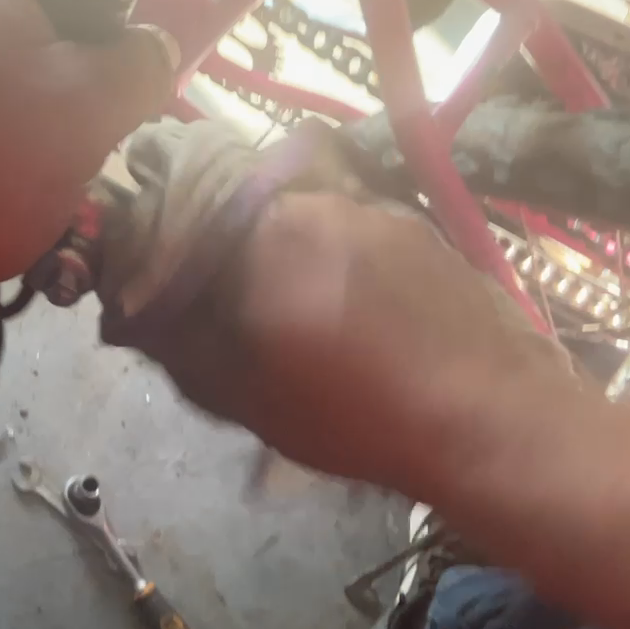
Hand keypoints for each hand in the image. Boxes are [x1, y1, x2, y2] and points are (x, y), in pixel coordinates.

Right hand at [126, 188, 582, 490]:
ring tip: (296, 312)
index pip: (186, 208)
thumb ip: (183, 348)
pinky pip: (351, 230)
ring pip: (300, 218)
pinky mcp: (418, 229)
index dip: (165, 235)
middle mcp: (321, 205)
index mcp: (269, 239)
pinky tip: (350, 310)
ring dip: (282, 253)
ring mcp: (377, 211)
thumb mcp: (247, 396)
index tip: (162, 273)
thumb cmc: (355, 416)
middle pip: (244, 208)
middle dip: (226, 247)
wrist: (493, 423)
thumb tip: (136, 319)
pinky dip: (332, 258)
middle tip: (230, 301)